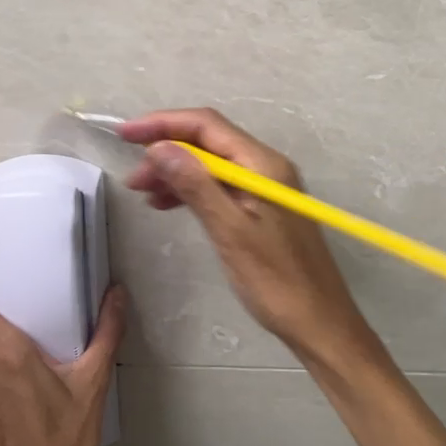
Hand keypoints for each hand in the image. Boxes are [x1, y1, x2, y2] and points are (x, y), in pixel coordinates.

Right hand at [120, 108, 374, 361]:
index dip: (164, 124)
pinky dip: (191, 190)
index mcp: (262, 164)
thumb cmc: (277, 281)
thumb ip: (196, 186)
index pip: (207, 126)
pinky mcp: (261, 208)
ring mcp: (264, 187)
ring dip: (176, 172)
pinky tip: (166, 204)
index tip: (126, 134)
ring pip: (211, 164)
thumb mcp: (230, 232)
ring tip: (141, 191)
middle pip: (208, 141)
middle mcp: (265, 166)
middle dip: (166, 149)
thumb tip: (159, 147)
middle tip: (131, 176)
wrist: (319, 322)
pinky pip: (219, 186)